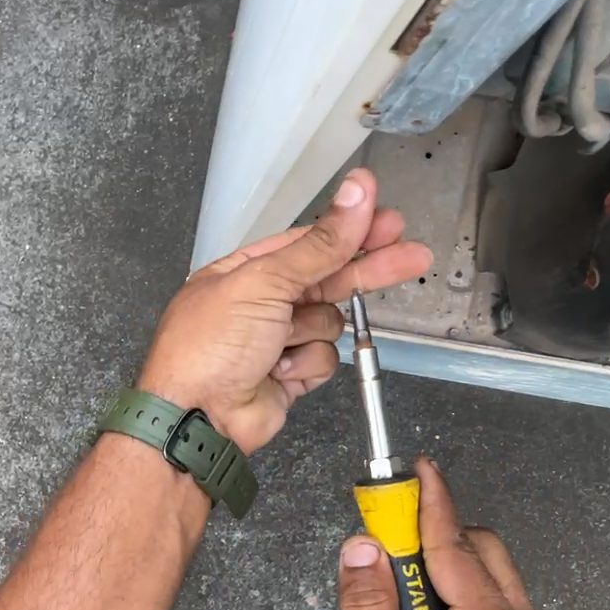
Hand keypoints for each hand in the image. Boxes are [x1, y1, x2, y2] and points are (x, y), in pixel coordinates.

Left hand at [137, 169, 431, 453]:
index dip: (348, 232)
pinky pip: (322, 359)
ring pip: (327, 323)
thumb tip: (357, 192)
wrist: (198, 417)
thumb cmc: (210, 346)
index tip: (388, 222)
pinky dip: (305, 366)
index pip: (306, 243)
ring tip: (280, 343)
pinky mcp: (288, 375)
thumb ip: (318, 243)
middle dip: (366, 269)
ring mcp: (274, 341)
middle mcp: (258, 304)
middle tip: (412, 255)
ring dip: (310, 332)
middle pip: (326, 279)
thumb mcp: (264, 282)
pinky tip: (279, 371)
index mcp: (243, 273)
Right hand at [334, 458, 553, 609]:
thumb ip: (367, 608)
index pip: (458, 551)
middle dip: (433, 537)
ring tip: (391, 593)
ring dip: (439, 567)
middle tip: (381, 545)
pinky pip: (485, 604)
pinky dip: (448, 594)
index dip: (431, 505)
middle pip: (481, 554)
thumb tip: (360, 547)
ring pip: (486, 577)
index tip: (416, 466)